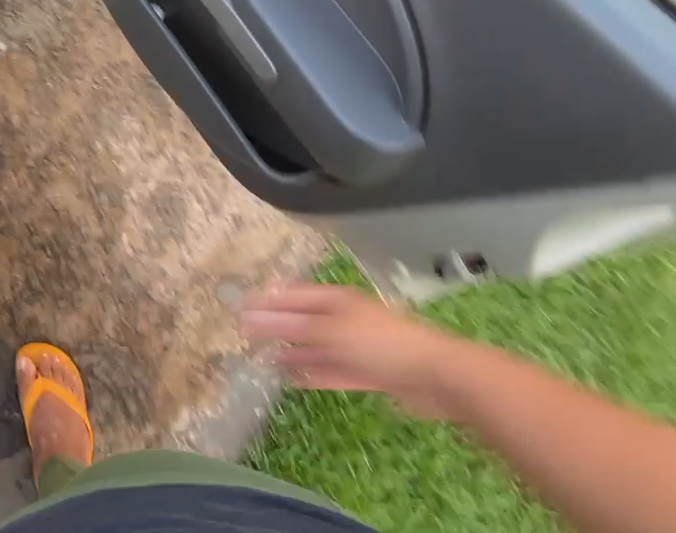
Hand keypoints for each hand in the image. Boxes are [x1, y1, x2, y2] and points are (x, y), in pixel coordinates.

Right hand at [240, 283, 466, 417]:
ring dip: (292, 353)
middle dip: (276, 327)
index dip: (266, 301)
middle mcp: (344, 319)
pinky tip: (293, 380)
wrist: (436, 376)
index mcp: (336, 300)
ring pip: (316, 348)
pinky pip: (332, 371)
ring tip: (263, 359)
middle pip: (303, 321)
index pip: (293, 295)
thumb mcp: (330, 331)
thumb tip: (252, 316)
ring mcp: (357, 347)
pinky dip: (313, 374)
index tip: (239, 309)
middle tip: (245, 335)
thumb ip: (291, 326)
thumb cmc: (380, 343)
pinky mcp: (367, 372)